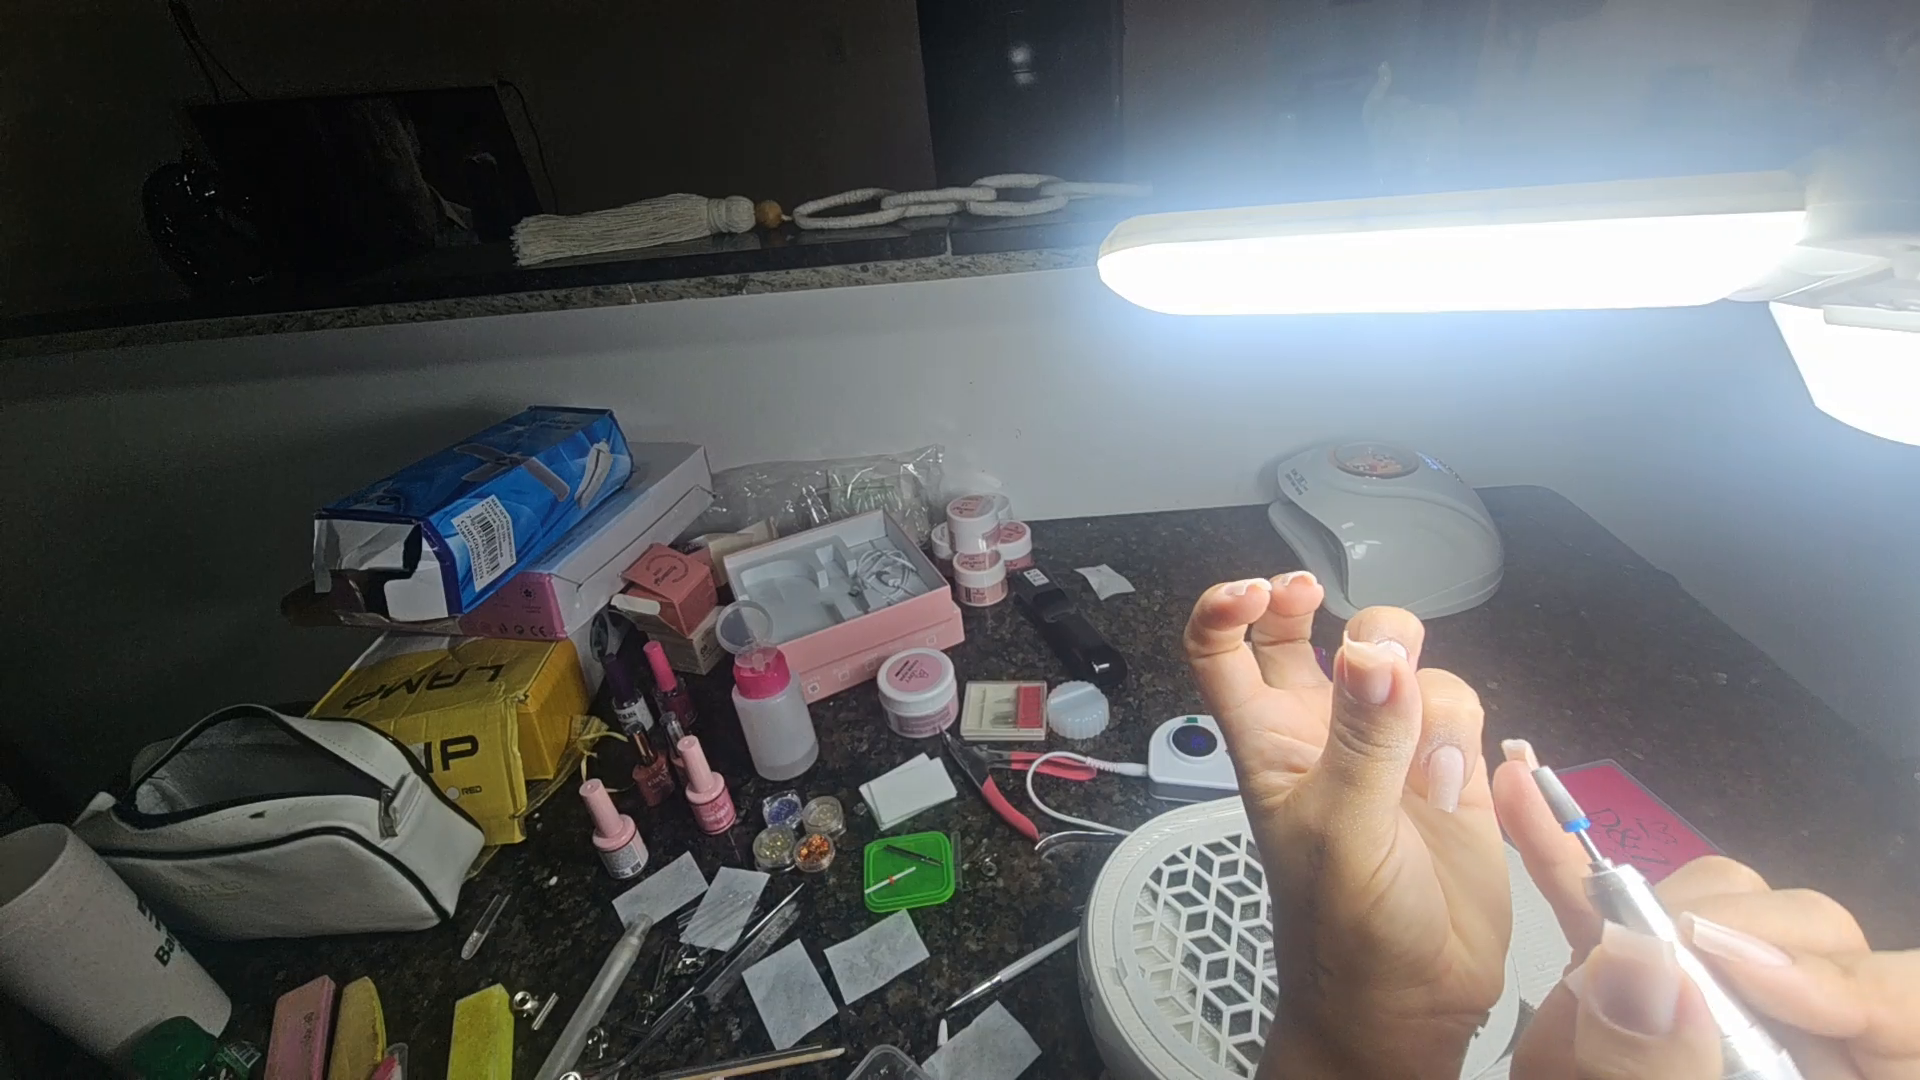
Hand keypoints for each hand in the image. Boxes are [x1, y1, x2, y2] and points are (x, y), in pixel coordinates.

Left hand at [1185, 574, 1510, 1079]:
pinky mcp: (1444, 760)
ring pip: (1393, 659)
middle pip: (1298, 631)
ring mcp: (1381, 738)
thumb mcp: (1340, 830)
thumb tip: (1374, 650)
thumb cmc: (1344, 921)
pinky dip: (1458, 723)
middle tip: (1334, 609)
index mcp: (1263, 735)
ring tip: (1421, 752)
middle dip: (1313, 607)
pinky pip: (1453, 701)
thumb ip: (1360, 741)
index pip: (1219, 652)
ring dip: (1410, 676)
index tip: (1257, 590)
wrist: (1412, 997)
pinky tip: (1453, 780)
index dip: (1224, 611)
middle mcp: (1315, 723)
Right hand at [1494, 749, 1919, 1078]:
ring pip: (1707, 903)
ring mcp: (1709, 998)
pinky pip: (1606, 899)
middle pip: (1806, 934)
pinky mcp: (1632, 975)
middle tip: (1636, 942)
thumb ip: (1658, 1070)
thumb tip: (1645, 961)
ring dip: (1630, 893)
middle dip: (1719, 923)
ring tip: (1576, 909)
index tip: (1726, 963)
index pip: (1902, 1003)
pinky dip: (1560, 848)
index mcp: (1853, 1077)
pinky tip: (1520, 796)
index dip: (1837, 974)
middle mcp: (1799, 1034)